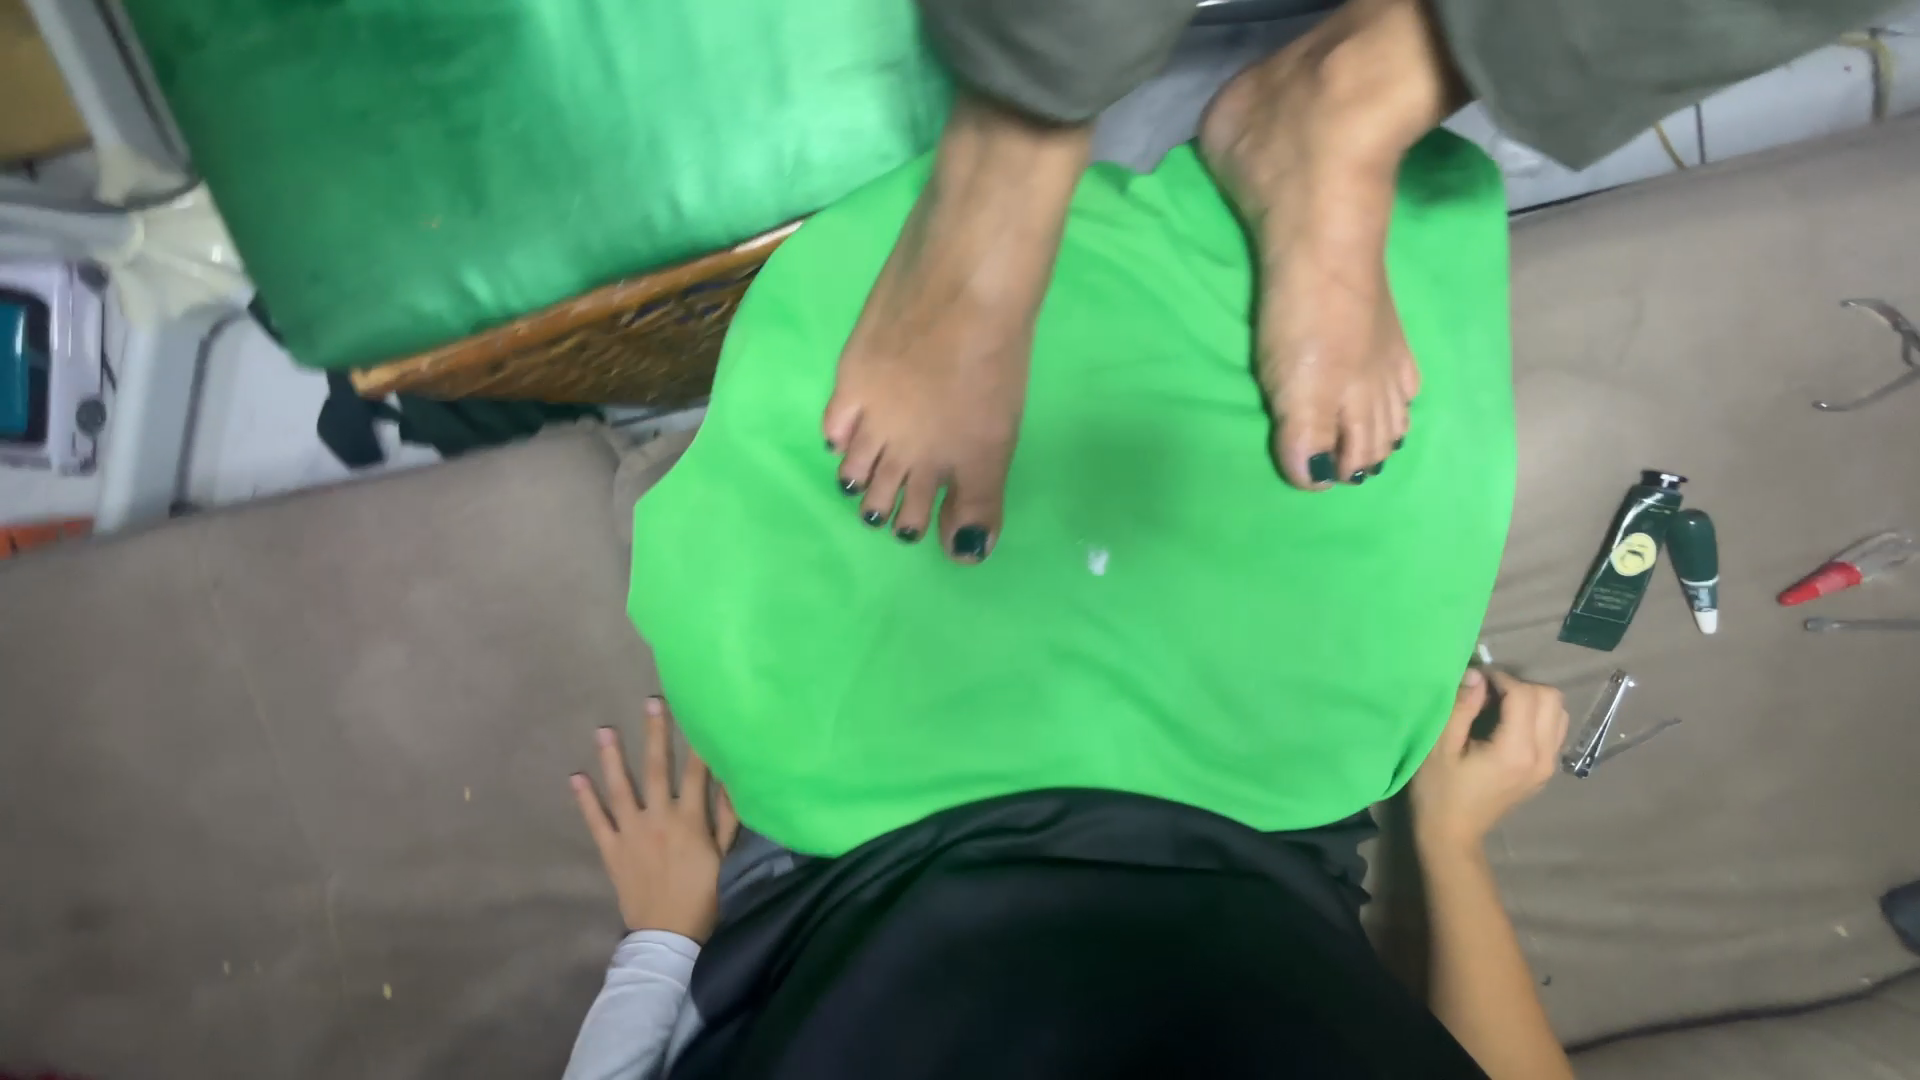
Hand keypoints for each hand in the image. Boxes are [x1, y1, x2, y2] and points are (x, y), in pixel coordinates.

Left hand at [570, 697, 740, 941]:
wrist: (666, 936)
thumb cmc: (703, 893)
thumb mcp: (725, 854)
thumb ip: (728, 817)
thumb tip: (733, 781)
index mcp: (690, 819)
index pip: (696, 772)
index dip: (699, 741)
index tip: (699, 712)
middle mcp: (659, 818)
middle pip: (657, 768)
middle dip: (655, 734)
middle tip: (651, 702)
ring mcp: (631, 832)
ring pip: (621, 788)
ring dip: (612, 758)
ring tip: (605, 730)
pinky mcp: (611, 849)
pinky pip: (596, 821)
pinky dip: (585, 800)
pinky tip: (575, 777)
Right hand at [1410, 668, 1568, 856]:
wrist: (1452, 832)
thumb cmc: (1438, 788)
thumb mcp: (1439, 745)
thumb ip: (1461, 707)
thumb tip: (1475, 675)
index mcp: (1516, 750)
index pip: (1525, 695)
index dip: (1500, 678)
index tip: (1473, 680)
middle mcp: (1542, 756)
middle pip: (1552, 699)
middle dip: (1519, 686)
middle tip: (1485, 692)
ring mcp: (1548, 766)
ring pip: (1558, 713)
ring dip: (1530, 700)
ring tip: (1496, 706)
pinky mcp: (1544, 771)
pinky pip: (1553, 729)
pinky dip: (1534, 716)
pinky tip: (1504, 723)